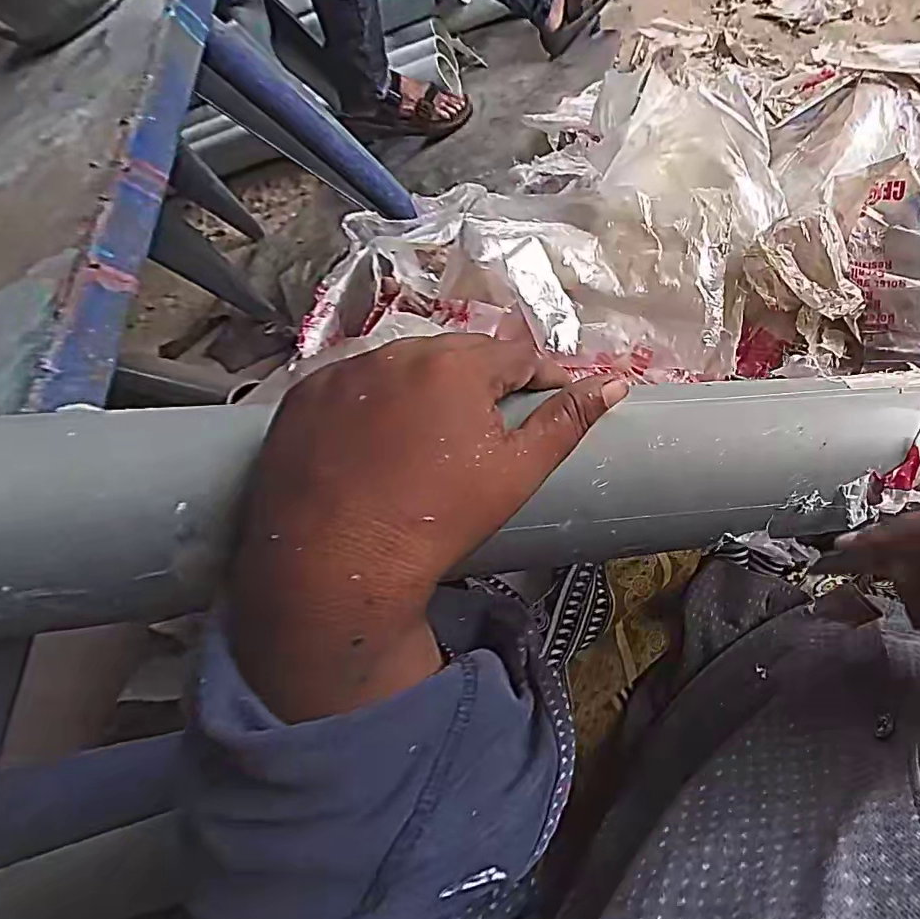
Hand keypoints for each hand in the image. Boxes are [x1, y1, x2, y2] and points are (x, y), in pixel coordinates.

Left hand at [228, 328, 627, 721]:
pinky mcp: (304, 394)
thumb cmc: (440, 519)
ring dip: (428, 384)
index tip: (546, 398)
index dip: (540, 375)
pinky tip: (379, 436)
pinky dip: (375, 398)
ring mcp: (345, 371)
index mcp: (457, 365)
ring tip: (433, 431)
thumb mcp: (516, 472)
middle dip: (483, 379)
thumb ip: (566, 421)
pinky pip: (356, 382)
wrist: (336, 566)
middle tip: (488, 423)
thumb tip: (615, 383)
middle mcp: (398, 352)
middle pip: (459, 354)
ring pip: (406, 364)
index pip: (516, 354)